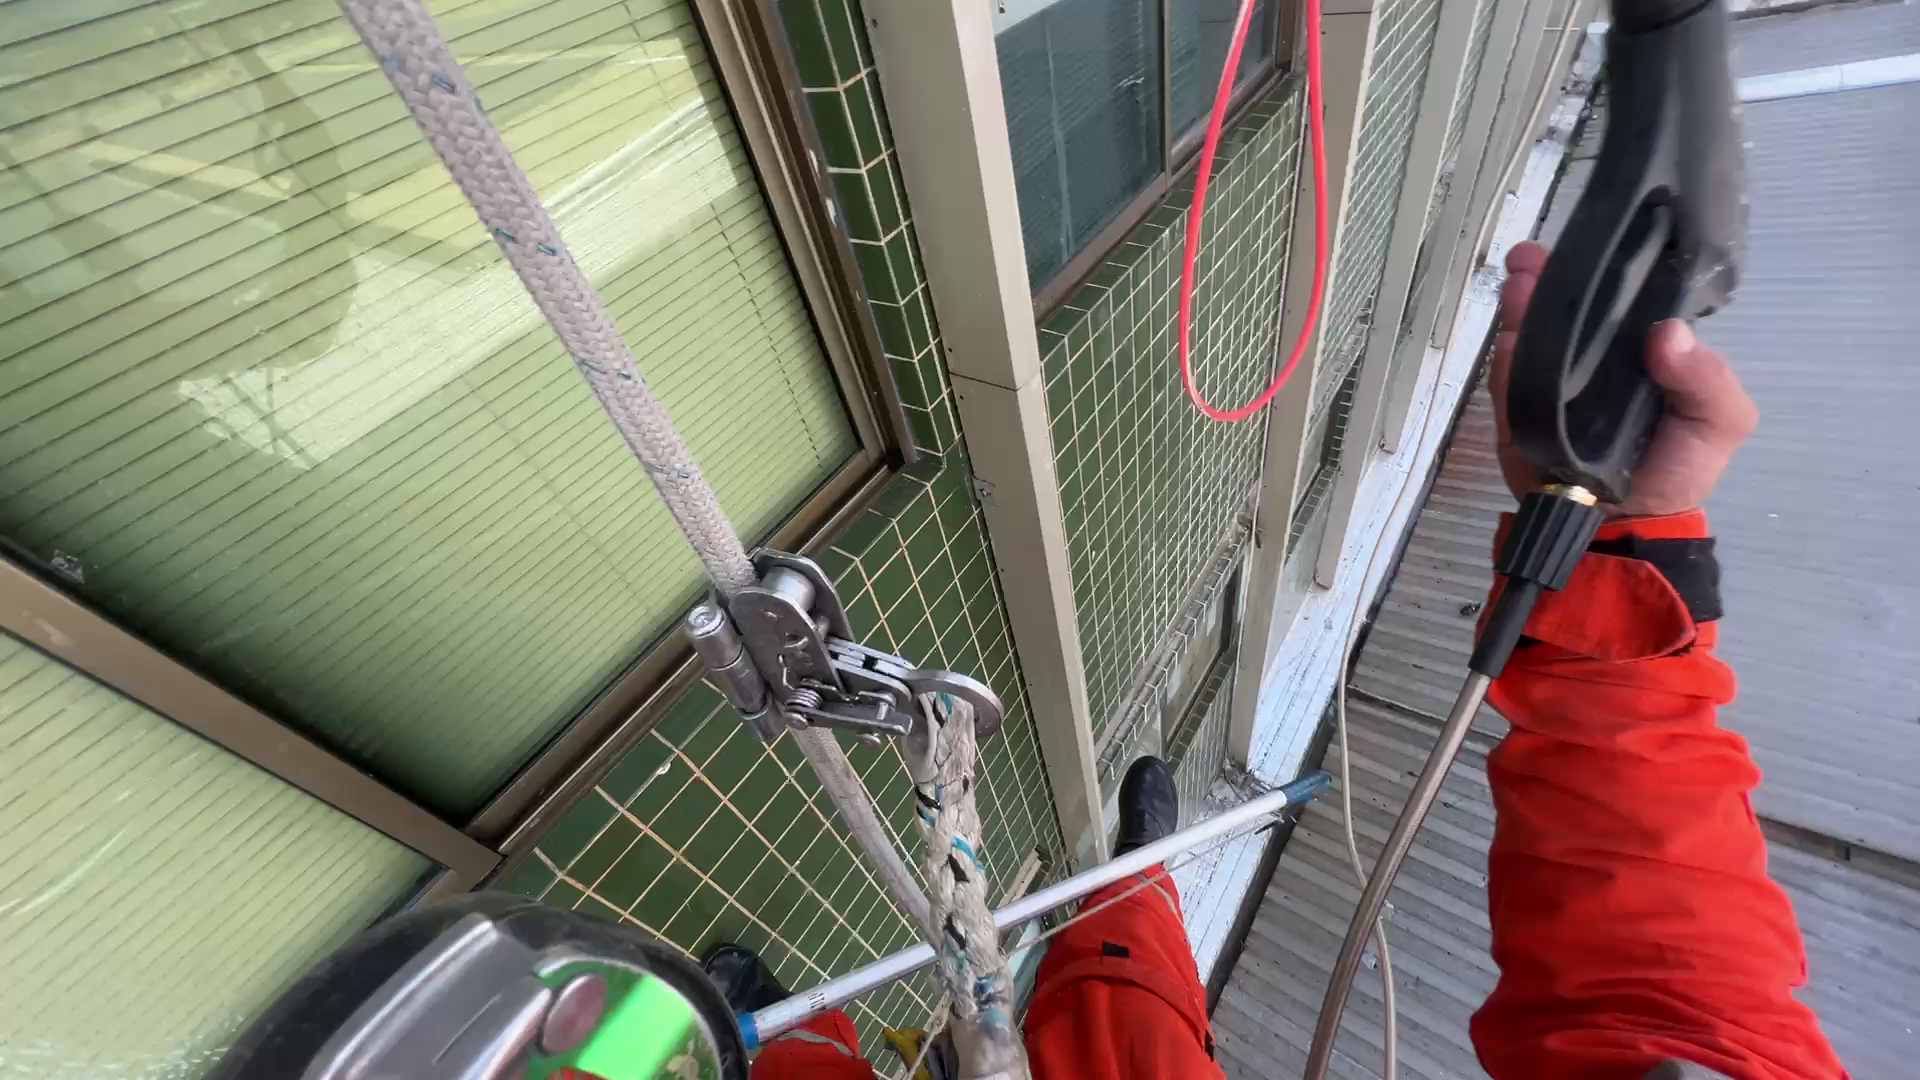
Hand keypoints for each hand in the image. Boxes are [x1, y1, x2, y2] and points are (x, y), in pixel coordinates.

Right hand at [1489, 241, 1758, 516]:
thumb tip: (1666, 333)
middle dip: (1550, 282)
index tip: (1595, 247)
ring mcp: (1552, 386)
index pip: (1624, 308)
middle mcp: (1594, 364)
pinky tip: (1506, 331)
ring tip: (1517, 278)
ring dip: (1523, 308)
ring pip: (1535, 339)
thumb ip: (1706, 379)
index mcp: (1643, 357)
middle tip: (1530, 256)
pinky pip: (1508, 380)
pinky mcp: (1517, 411)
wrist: (1613, 522)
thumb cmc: (1676, 469)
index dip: (1609, 276)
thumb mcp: (1721, 421)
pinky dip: (1506, 356)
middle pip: (1570, 315)